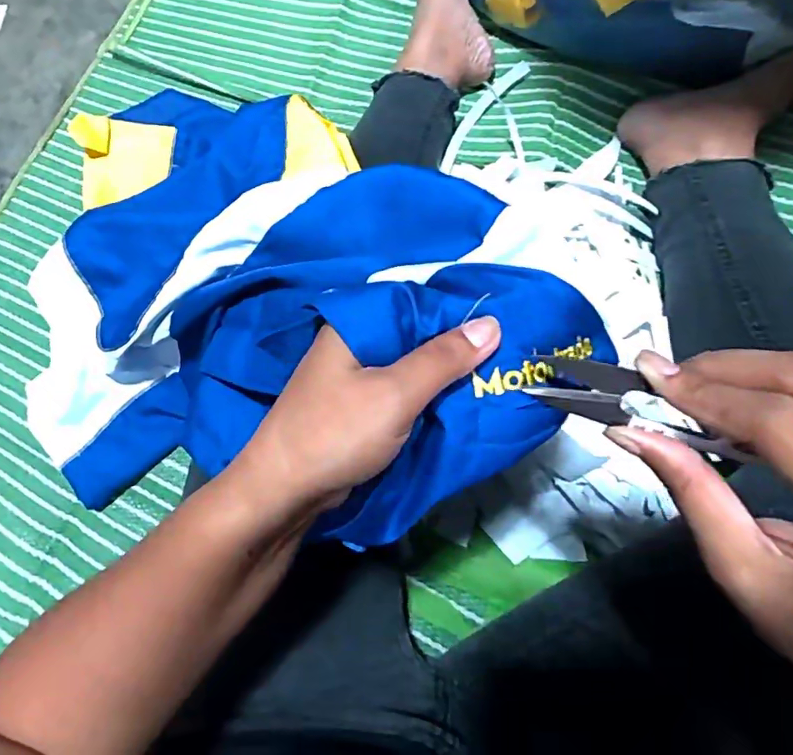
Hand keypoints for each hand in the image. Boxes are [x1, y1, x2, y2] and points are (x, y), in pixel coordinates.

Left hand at [228, 317, 501, 514]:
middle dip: (454, 349)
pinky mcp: (356, 408)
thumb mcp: (396, 392)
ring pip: (407, 368)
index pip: (412, 304)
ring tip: (492, 380)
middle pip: (412, 337)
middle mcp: (351, 345)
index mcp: (353, 327)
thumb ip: (441, 359)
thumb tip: (490, 322)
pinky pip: (398, 394)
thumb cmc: (338, 431)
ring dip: (443, 377)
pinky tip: (457, 406)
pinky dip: (425, 399)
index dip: (454, 313)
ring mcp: (351, 378)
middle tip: (506, 357)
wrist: (286, 489)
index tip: (500, 326)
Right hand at [609, 350, 792, 753]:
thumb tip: (628, 429)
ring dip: (762, 368)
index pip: (792, 427)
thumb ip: (693, 493)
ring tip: (703, 382)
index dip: (714, 395)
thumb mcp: (747, 576)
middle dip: (733, 369)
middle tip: (670, 376)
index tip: (650, 378)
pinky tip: (757, 396)